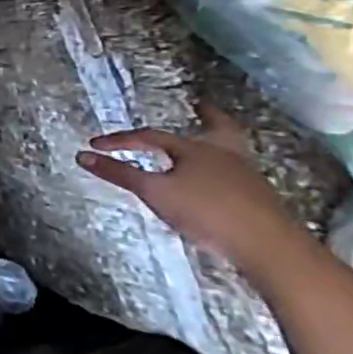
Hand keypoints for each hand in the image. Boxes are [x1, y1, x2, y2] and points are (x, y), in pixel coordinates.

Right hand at [78, 105, 316, 274]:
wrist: (270, 248)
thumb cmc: (207, 211)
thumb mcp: (154, 191)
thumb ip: (119, 173)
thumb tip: (82, 155)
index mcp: (197, 149)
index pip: (150, 136)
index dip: (121, 139)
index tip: (96, 145)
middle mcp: (225, 156)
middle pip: (218, 128)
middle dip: (208, 116)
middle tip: (202, 105)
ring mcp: (247, 178)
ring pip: (229, 151)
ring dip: (214, 143)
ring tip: (203, 144)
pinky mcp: (260, 200)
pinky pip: (236, 174)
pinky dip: (222, 168)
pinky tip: (214, 180)